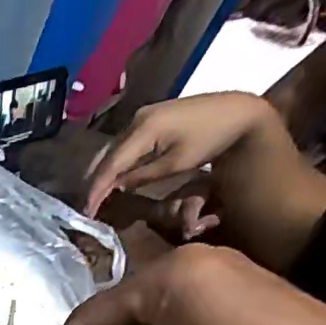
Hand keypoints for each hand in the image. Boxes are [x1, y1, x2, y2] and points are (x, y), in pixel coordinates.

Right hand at [84, 93, 282, 216]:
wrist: (238, 112)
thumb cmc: (210, 139)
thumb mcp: (175, 164)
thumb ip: (140, 176)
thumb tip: (115, 187)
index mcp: (142, 129)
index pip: (110, 165)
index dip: (96, 190)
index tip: (87, 212)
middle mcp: (136, 119)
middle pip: (105, 156)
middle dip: (95, 182)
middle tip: (89, 207)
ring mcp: (142, 116)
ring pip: (112, 149)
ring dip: (104, 173)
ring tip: (98, 195)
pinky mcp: (149, 118)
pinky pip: (124, 143)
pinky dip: (116, 162)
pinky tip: (114, 177)